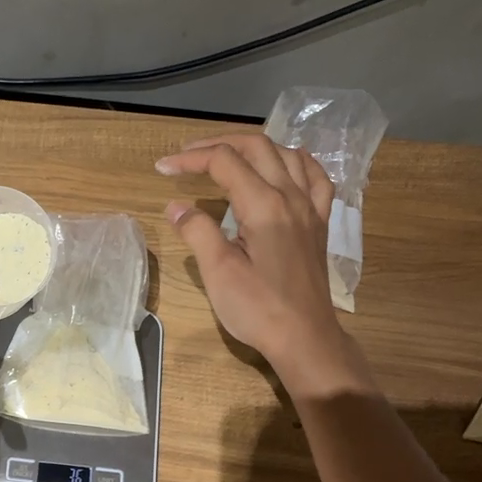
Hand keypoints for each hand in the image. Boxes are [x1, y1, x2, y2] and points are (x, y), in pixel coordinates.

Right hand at [156, 133, 343, 364]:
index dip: (190, 160)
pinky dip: (295, 162)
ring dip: (253, 147)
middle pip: (256, 147)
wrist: (304, 337)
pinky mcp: (319, 223)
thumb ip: (198, 232)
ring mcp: (310, 208)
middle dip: (218, 144)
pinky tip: (284, 166)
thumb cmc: (258, 308)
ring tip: (226, 158)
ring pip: (286, 155)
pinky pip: (314, 177)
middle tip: (186, 156)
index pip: (224, 162)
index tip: (162, 169)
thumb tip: (177, 207)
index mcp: (263, 205)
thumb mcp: (219, 272)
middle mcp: (291, 196)